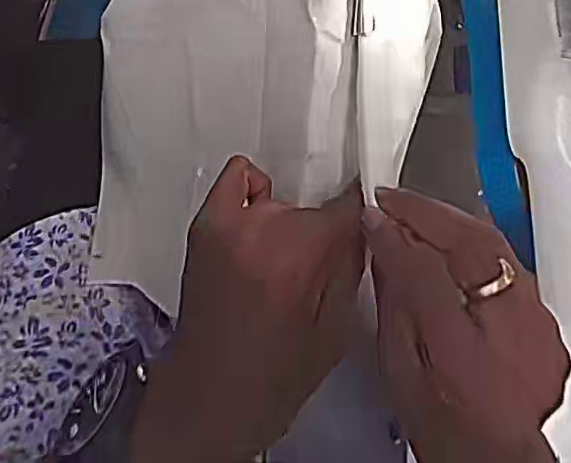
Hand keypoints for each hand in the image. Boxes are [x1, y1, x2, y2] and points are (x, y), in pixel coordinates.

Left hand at [130, 156, 364, 461]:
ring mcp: (235, 222)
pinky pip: (239, 175)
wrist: (210, 396)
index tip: (357, 222)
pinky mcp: (208, 223)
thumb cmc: (269, 376)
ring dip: (285, 224)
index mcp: (308, 253)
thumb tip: (362, 227)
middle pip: (314, 208)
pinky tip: (253, 225)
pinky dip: (252, 191)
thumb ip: (353, 265)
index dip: (357, 217)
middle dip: (319, 234)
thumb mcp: (336, 327)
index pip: (349, 203)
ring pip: (282, 202)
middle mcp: (270, 229)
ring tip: (275, 261)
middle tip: (309, 269)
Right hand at [365, 188, 570, 462]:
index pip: (422, 269)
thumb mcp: (402, 373)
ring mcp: (534, 319)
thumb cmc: (454, 433)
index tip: (372, 217)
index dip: (393, 235)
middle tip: (390, 199)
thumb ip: (393, 308)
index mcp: (463, 352)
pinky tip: (453, 231)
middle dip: (423, 212)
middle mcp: (508, 329)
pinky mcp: (545, 318)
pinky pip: (506, 258)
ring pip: (491, 243)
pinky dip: (475, 237)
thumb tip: (384, 254)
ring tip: (415, 208)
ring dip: (448, 218)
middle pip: (465, 242)